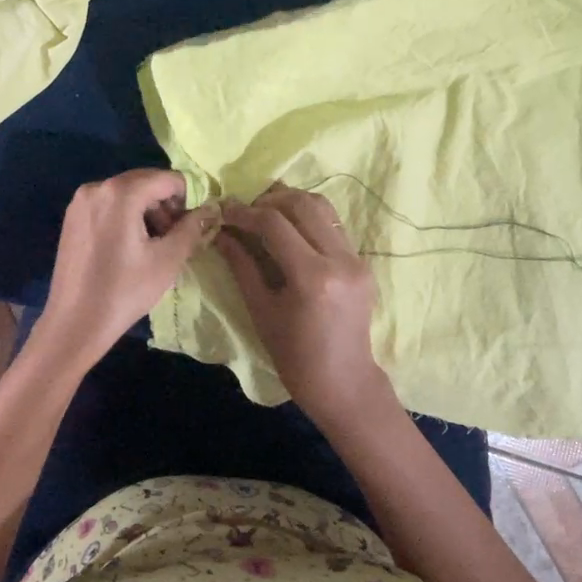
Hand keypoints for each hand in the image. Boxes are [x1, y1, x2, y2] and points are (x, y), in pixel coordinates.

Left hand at [31, 170, 218, 370]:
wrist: (75, 321)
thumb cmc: (124, 291)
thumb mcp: (167, 261)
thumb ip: (191, 228)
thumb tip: (210, 209)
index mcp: (120, 193)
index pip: (166, 179)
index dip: (189, 195)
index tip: (198, 221)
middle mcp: (96, 187)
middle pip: (144, 183)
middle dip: (167, 203)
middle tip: (180, 234)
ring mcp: (80, 202)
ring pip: (126, 194)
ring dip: (148, 210)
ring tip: (158, 243)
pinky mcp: (72, 218)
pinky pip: (108, 205)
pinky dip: (127, 216)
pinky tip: (133, 245)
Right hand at [215, 183, 397, 420]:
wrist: (343, 382)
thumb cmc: (293, 355)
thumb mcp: (260, 309)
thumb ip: (240, 264)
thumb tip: (219, 231)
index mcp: (313, 277)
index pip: (274, 223)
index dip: (243, 212)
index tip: (222, 211)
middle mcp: (340, 260)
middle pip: (303, 204)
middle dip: (268, 199)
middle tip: (245, 210)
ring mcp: (357, 260)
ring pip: (323, 208)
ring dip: (290, 204)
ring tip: (265, 214)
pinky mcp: (363, 263)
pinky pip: (333, 226)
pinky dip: (307, 220)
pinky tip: (288, 232)